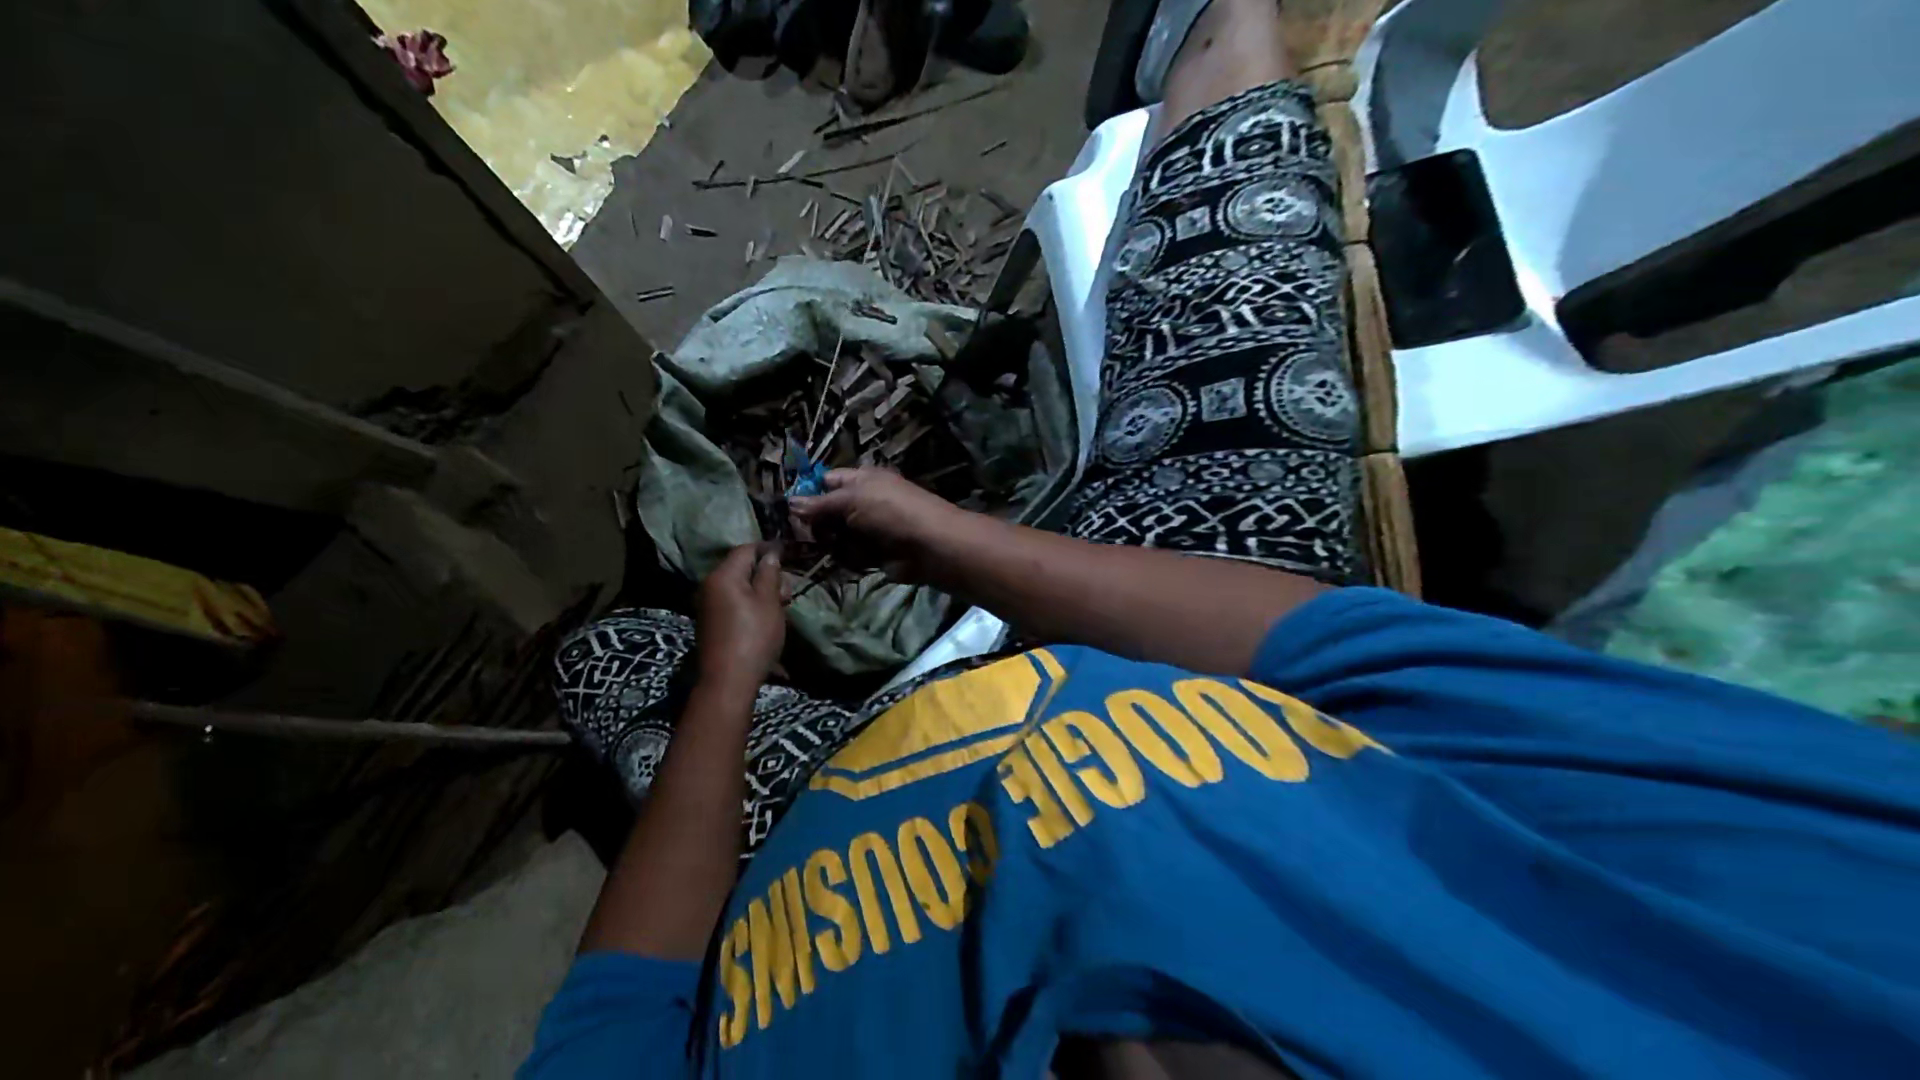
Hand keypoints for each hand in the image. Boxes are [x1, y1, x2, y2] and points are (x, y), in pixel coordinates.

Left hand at [695, 543, 785, 690]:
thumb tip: (770, 554)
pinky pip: (733, 601)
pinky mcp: (712, 621)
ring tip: (780, 607)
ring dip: (761, 591)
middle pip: (741, 567)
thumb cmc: (754, 636)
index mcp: (723, 576)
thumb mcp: (769, 602)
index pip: (746, 549)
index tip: (789, 556)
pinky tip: (765, 618)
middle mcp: (710, 585)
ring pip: (739, 585)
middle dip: (766, 574)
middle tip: (786, 593)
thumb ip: (769, 574)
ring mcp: (709, 604)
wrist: (729, 680)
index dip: (768, 549)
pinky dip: (750, 603)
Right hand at [787, 468, 968, 580]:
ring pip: (836, 536)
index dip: (809, 492)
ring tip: (839, 547)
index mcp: (862, 480)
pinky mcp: (874, 553)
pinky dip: (851, 558)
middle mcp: (864, 502)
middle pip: (828, 512)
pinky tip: (859, 559)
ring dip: (834, 544)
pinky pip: (851, 555)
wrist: (929, 546)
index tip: (788, 509)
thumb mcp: (852, 500)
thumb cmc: (891, 512)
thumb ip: (820, 503)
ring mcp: (869, 529)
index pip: (827, 481)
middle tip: (810, 534)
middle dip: (819, 524)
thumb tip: (790, 503)